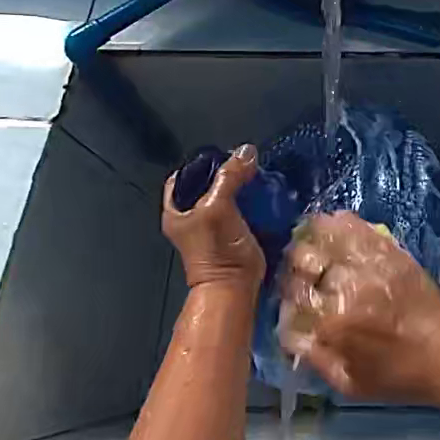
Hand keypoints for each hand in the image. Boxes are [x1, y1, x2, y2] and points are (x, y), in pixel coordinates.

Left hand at [162, 145, 265, 292]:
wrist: (234, 288)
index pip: (186, 174)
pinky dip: (252, 201)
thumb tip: (247, 151)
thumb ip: (229, 177)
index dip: (203, 164)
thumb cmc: (217, 249)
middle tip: (246, 166)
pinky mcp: (233, 234)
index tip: (224, 157)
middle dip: (228, 174)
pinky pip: (242, 209)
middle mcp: (191, 217)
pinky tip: (263, 194)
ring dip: (242, 187)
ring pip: (228, 196)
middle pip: (209, 184)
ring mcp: (213, 226)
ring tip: (257, 177)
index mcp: (175, 210)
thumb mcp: (218, 206)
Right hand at [276, 211, 439, 404]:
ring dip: (311, 242)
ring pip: (321, 235)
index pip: (291, 295)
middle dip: (295, 267)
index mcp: (331, 321)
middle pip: (300, 259)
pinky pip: (352, 225)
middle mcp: (344, 286)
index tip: (292, 300)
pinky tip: (332, 231)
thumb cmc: (397, 376)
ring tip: (314, 251)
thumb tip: (289, 332)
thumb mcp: (348, 383)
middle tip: (303, 276)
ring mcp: (366, 263)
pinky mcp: (386, 249)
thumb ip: (314, 357)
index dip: (286, 295)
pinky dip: (336, 224)